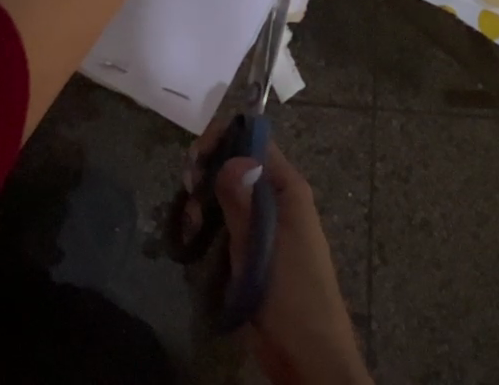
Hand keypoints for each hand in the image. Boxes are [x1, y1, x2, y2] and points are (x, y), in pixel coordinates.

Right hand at [204, 142, 370, 384]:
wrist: (308, 358)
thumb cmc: (293, 297)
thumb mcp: (265, 247)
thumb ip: (245, 202)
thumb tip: (232, 157)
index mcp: (288, 190)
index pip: (255, 142)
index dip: (223, 140)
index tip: (194, 160)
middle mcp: (276, 199)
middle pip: (234, 164)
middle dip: (207, 174)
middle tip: (190, 196)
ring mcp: (262, 224)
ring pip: (225, 193)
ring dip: (203, 202)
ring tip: (191, 226)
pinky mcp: (251, 249)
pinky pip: (225, 221)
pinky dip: (207, 224)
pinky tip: (194, 239)